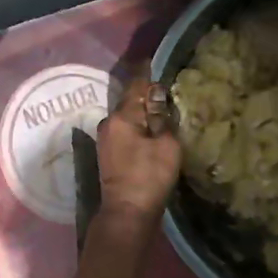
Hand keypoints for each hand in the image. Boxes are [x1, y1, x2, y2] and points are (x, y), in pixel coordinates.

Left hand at [94, 76, 182, 218]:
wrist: (128, 213)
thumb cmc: (149, 177)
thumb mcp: (166, 144)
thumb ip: (162, 117)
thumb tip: (158, 94)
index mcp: (121, 116)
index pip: (136, 85)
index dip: (150, 74)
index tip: (161, 64)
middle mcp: (109, 123)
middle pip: (131, 101)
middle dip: (148, 96)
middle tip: (170, 93)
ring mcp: (106, 140)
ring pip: (128, 118)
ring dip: (144, 114)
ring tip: (166, 112)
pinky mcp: (110, 154)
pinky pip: (126, 132)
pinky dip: (139, 128)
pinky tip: (154, 132)